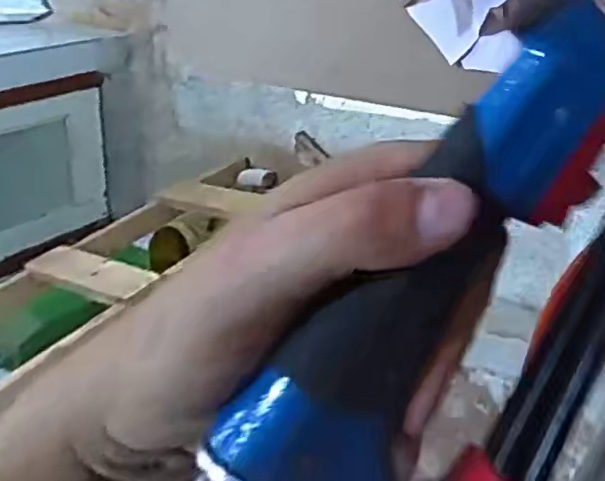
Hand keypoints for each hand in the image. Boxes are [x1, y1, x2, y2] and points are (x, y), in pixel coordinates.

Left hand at [0, 141, 490, 480]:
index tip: (480, 277)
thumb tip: (465, 203)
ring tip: (409, 412)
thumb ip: (354, 226)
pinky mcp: (376, 328)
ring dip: (444, 352)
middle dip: (458, 306)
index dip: (483, 206)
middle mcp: (382, 216)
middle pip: (464, 237)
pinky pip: (431, 337)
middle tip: (430, 374)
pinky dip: (430, 375)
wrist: (121, 436)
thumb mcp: (258, 274)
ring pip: (452, 292)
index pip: (457, 168)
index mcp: (363, 180)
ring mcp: (381, 274)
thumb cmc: (184, 336)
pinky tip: (406, 413)